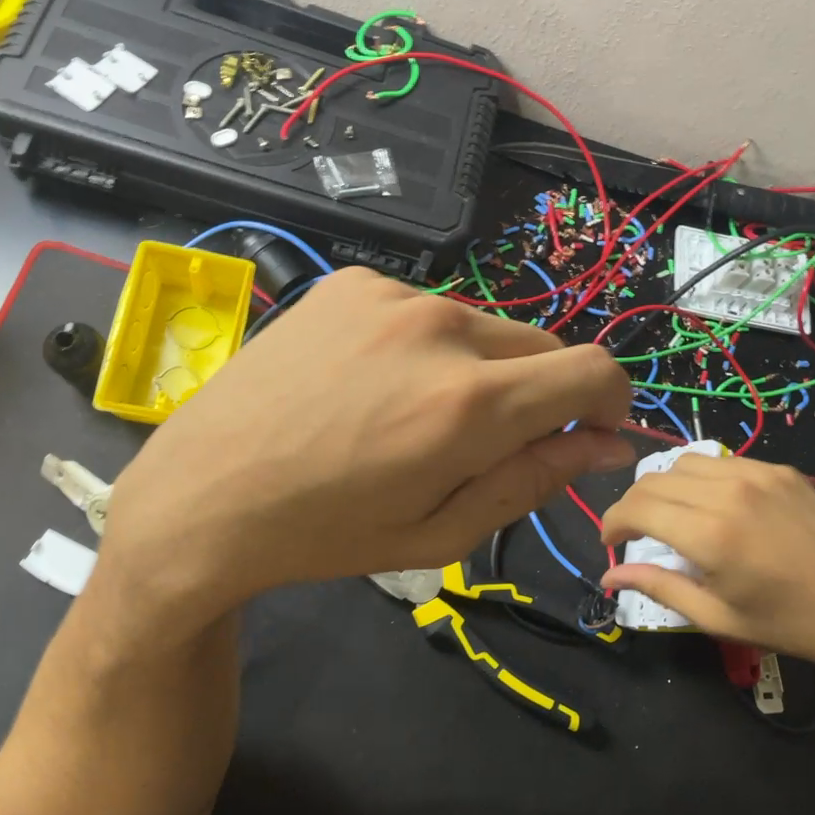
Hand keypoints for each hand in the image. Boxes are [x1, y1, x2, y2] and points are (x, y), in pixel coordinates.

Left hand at [97, 268, 635, 613]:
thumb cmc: (326, 533)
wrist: (204, 492)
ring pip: (482, 328)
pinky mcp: (352, 281)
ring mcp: (391, 295)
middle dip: (539, 393)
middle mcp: (441, 328)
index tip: (589, 431)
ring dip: (477, 368)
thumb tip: (607, 443)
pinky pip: (424, 310)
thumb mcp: (440, 533)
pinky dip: (423, 345)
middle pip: (542, 347)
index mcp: (470, 403)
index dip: (610, 402)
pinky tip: (369, 383)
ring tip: (411, 414)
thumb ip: (534, 480)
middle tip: (483, 442)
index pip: (594, 371)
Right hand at [599, 454, 814, 708]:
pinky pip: (724, 463)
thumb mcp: (715, 616)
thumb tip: (611, 575)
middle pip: (656, 480)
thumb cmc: (786, 624)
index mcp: (710, 534)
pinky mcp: (781, 471)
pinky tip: (713, 507)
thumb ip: (658, 587)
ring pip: (686, 463)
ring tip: (673, 517)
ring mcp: (759, 475)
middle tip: (635, 533)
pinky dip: (703, 480)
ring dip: (667, 487)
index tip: (610, 541)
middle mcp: (730, 493)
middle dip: (633, 504)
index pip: (637, 507)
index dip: (612, 522)